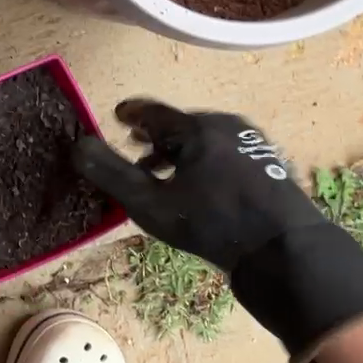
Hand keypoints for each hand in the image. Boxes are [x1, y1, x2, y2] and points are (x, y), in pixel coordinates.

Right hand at [72, 99, 362, 362]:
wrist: (284, 250)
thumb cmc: (210, 223)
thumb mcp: (149, 202)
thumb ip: (110, 172)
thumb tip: (77, 145)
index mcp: (197, 129)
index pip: (152, 112)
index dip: (130, 114)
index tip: (115, 116)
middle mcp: (227, 126)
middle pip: (180, 124)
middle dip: (153, 135)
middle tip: (133, 147)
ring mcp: (252, 143)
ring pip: (202, 138)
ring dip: (177, 150)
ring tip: (161, 171)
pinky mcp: (267, 162)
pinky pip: (222, 150)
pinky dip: (200, 159)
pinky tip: (196, 184)